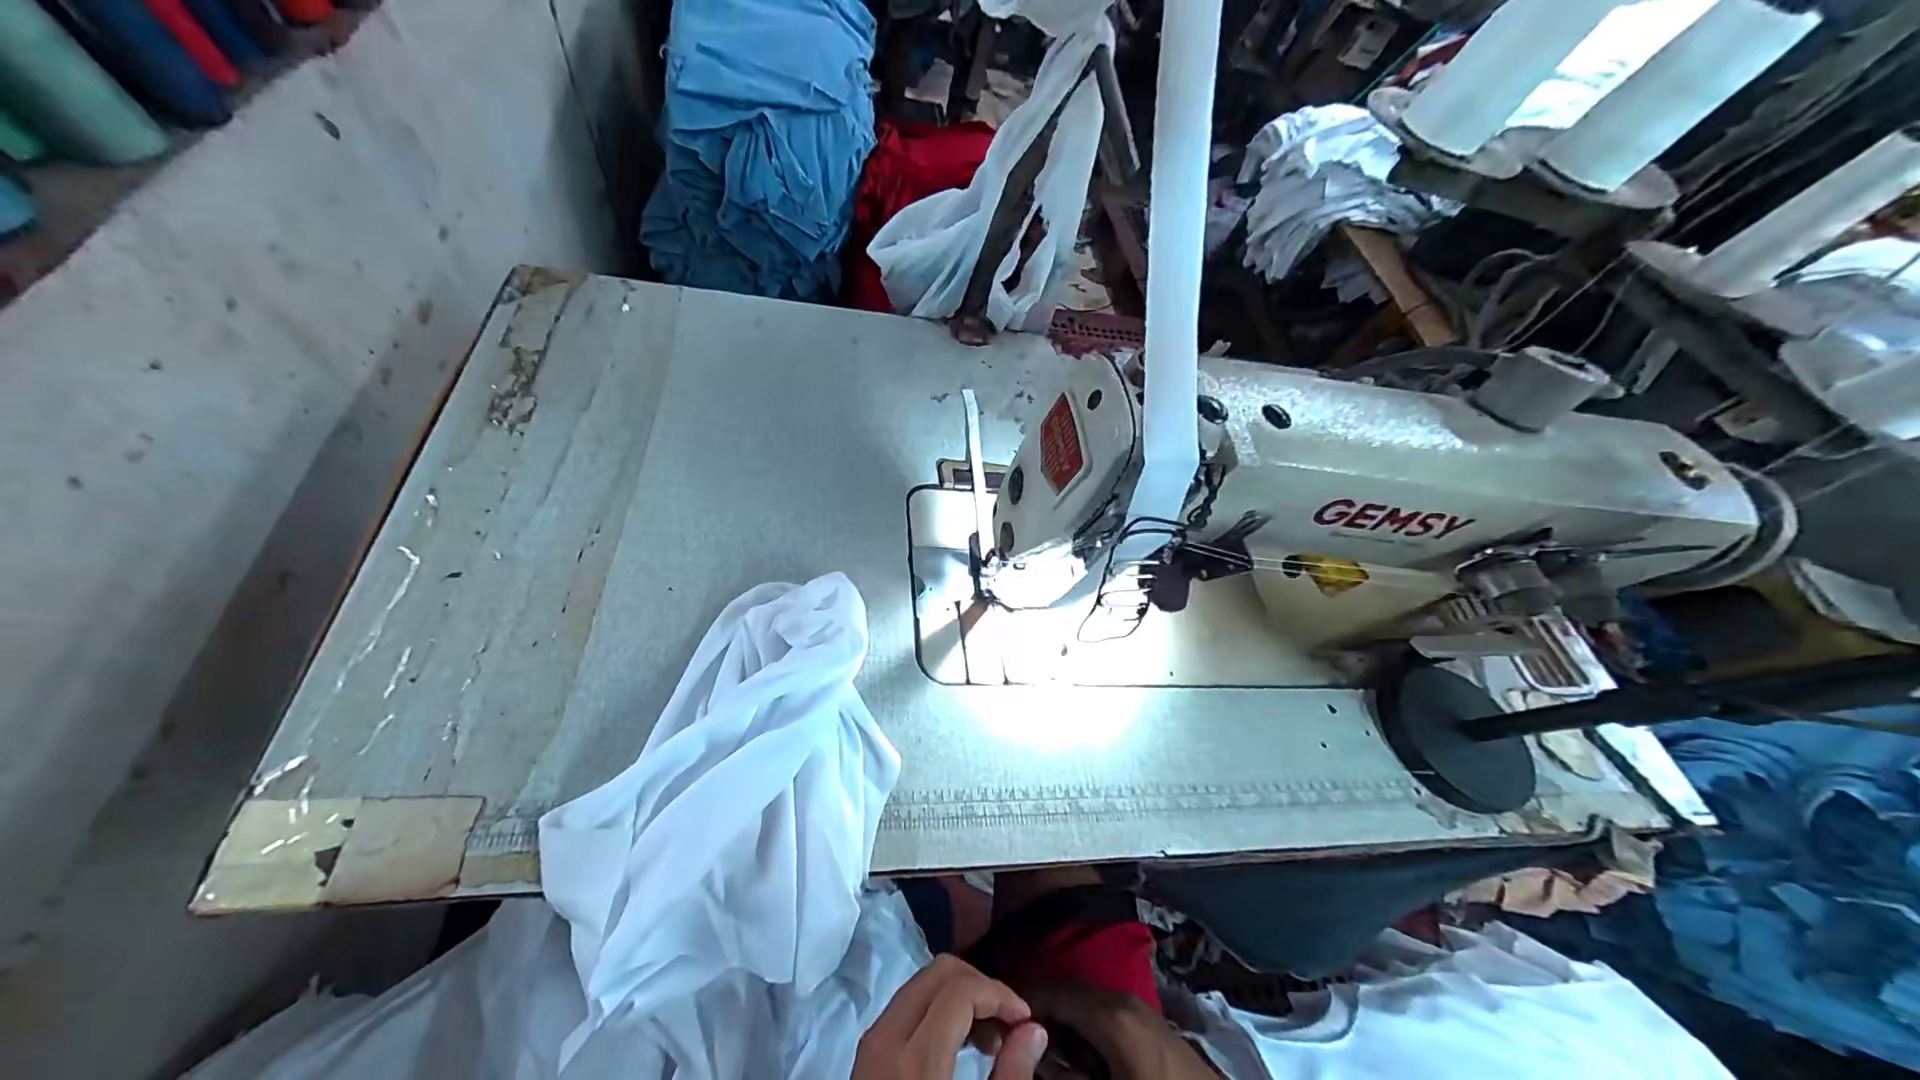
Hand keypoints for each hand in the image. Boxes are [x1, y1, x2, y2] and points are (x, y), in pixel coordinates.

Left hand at [855, 954, 1050, 1079]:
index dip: (1000, 993)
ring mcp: (871, 1043)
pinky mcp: (866, 1054)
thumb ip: (1011, 1078)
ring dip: (960, 996)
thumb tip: (1034, 1030)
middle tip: (1010, 1023)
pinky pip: (907, 1006)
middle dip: (981, 986)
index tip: (1027, 1020)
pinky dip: (939, 1010)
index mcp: (914, 1060)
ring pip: (921, 984)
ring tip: (991, 1038)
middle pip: (938, 972)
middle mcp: (885, 1037)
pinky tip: (960, 1045)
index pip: (959, 989)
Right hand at [1023, 985, 1215, 1079]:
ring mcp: (1137, 1008)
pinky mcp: (1148, 1024)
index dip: (1019, 1009)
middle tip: (1020, 1051)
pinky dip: (1083, 1032)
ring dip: (1061, 1027)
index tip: (998, 1034)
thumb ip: (1062, 1078)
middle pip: (1064, 996)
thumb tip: (1027, 1059)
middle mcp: (1120, 999)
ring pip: (1083, 1006)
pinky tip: (1079, 1062)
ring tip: (1046, 1059)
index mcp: (1108, 1014)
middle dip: (1039, 1020)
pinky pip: (1102, 1017)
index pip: (1048, 992)